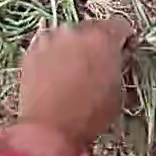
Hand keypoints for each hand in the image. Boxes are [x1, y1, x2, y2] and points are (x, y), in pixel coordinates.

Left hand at [13, 18, 133, 147]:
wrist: (48, 129)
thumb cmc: (90, 113)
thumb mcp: (119, 90)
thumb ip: (120, 66)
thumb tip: (118, 59)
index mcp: (103, 37)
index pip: (121, 26)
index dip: (125, 41)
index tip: (124, 53)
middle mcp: (75, 31)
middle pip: (93, 28)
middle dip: (98, 43)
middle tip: (99, 63)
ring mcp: (50, 39)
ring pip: (69, 36)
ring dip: (75, 47)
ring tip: (75, 69)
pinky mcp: (30, 51)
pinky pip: (49, 46)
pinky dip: (55, 55)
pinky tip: (57, 74)